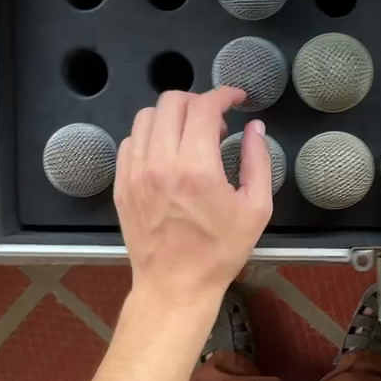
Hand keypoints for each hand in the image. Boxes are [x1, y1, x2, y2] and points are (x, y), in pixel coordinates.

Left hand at [115, 88, 273, 303]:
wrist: (175, 285)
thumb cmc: (220, 251)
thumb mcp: (256, 208)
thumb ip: (258, 160)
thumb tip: (255, 127)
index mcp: (197, 168)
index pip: (204, 106)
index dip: (224, 94)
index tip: (237, 99)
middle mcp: (161, 163)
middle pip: (172, 101)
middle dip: (198, 101)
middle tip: (216, 120)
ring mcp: (135, 173)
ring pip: (147, 116)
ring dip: (173, 116)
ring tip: (190, 135)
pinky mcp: (122, 184)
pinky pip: (131, 141)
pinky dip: (152, 136)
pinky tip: (168, 153)